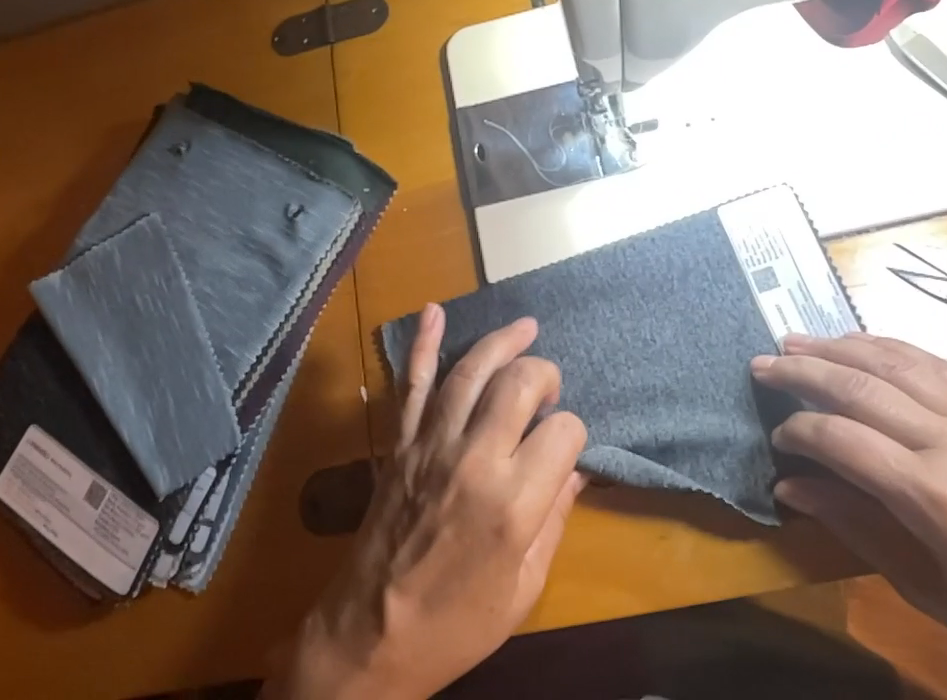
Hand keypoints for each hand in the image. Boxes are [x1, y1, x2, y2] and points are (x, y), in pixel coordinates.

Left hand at [266, 305, 587, 699]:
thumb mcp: (524, 587)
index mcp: (515, 501)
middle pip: (519, 384)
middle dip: (544, 375)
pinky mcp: (399, 444)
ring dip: (501, 342)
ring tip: (525, 328)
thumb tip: (574, 469)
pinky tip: (435, 311)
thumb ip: (554, 519)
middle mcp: (474, 459)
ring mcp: (430, 445)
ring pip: (470, 372)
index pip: (564, 431)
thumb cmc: (458, 624)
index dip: (574, 433)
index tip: (568, 447)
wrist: (372, 635)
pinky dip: (423, 345)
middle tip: (550, 388)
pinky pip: (412, 385)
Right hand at [753, 333, 946, 699]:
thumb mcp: (926, 587)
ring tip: (796, 340)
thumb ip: (854, 525)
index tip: (776, 437)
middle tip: (760, 362)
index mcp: (937, 498)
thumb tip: (790, 486)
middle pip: (862, 386)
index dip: (799, 430)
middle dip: (803, 370)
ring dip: (840, 346)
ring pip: (896, 362)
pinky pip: (934, 364)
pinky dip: (888, 346)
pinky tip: (859, 344)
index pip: (843, 440)